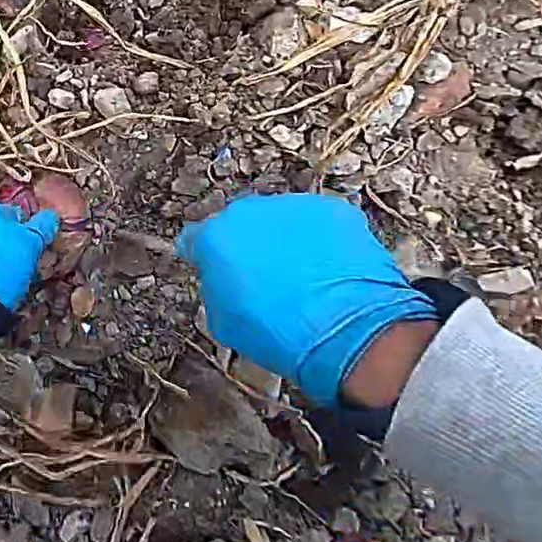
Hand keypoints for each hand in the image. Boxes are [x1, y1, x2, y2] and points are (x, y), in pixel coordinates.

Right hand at [175, 194, 435, 406]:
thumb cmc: (282, 335)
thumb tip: (220, 280)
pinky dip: (320, 239)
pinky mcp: (331, 209)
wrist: (346, 332)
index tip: (213, 267)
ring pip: (280, 219)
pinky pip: (317, 221)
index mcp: (215, 239)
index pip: (194, 239)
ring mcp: (292, 206)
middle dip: (248, 246)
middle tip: (264, 278)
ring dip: (285, 240)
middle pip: (240, 225)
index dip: (204, 256)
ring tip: (303, 277)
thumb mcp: (224, 323)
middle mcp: (248, 212)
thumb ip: (213, 288)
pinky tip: (328, 270)